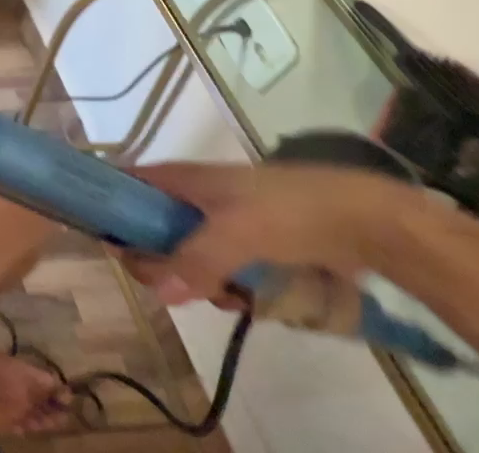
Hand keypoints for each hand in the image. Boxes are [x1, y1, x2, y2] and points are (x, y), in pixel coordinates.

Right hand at [124, 163, 423, 306]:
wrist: (368, 220)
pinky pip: (222, 268)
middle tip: (177, 285)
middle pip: (153, 228)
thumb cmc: (291, 211)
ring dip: (200, 281)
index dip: (110, 209)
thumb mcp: (236, 235)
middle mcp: (195, 197)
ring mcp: (226, 221)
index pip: (126, 184)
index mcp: (182, 179)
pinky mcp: (254, 244)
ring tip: (228, 297)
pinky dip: (229, 286)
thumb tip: (157, 293)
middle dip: (162, 261)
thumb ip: (194, 262)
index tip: (112, 245)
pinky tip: (248, 299)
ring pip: (189, 255)